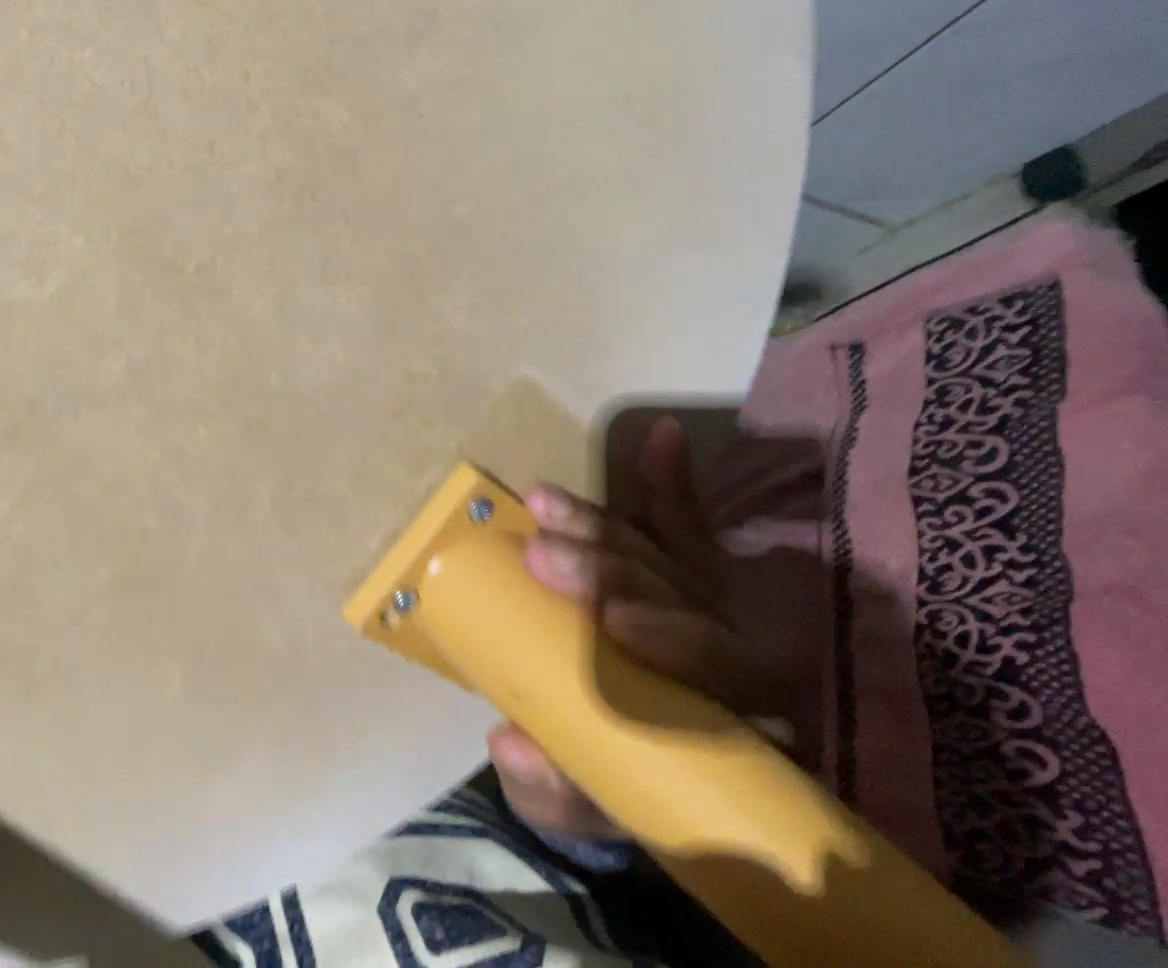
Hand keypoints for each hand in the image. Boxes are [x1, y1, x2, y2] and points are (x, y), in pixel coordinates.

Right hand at [487, 416, 790, 838]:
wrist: (639, 763)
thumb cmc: (615, 789)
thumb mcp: (583, 809)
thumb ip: (558, 793)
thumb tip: (512, 740)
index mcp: (730, 719)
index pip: (718, 677)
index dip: (675, 645)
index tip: (615, 623)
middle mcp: (737, 659)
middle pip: (687, 600)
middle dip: (612, 572)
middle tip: (543, 553)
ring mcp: (712, 613)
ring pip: (667, 558)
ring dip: (605, 527)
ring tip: (543, 501)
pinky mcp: (686, 583)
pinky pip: (680, 530)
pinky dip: (667, 487)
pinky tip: (660, 438)